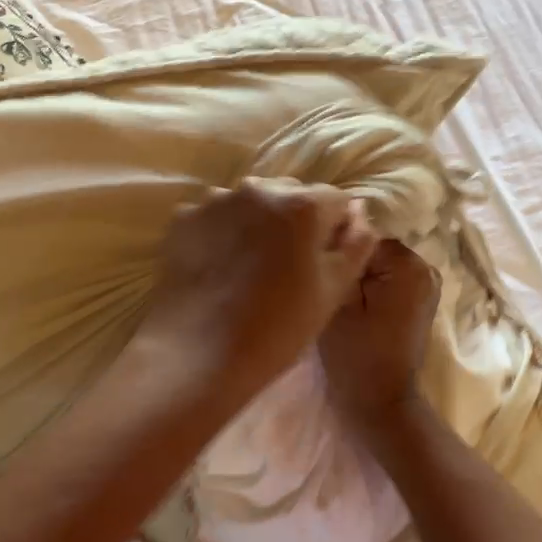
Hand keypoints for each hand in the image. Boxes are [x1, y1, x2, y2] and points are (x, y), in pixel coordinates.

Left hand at [137, 178, 377, 402]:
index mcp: (303, 205)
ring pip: (252, 202)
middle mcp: (259, 189)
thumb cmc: (278, 327)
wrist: (199, 353)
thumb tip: (358, 215)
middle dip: (297, 220)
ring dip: (259, 223)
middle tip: (291, 264)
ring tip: (253, 266)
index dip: (337, 228)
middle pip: (291, 195)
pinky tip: (222, 267)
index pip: (335, 200)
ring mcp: (216, 200)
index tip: (327, 260)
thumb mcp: (333, 290)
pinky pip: (217, 215)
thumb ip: (356, 245)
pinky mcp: (184, 218)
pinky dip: (225, 231)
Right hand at [317, 239, 440, 427]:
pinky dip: (372, 290)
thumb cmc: (356, 355)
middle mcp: (426, 269)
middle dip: (351, 265)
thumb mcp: (338, 302)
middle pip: (374, 250)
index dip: (338, 254)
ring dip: (360, 279)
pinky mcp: (420, 303)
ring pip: (380, 266)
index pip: (362, 237)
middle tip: (329, 291)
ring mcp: (427, 287)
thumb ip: (341, 261)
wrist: (381, 401)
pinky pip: (390, 282)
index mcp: (409, 264)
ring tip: (340, 302)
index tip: (323, 277)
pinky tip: (355, 309)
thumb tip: (339, 230)